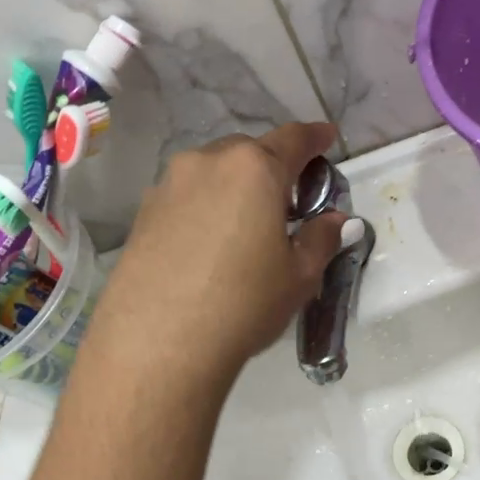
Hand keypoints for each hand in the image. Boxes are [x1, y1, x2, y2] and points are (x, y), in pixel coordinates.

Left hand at [101, 122, 346, 375]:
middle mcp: (208, 162)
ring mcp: (169, 185)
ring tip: (248, 227)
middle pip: (249, 153)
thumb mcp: (299, 276)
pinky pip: (187, 197)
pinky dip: (206, 208)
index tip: (327, 138)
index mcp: (254, 169)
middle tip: (290, 202)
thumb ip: (321, 239)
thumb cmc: (244, 303)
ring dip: (236, 188)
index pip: (293, 139)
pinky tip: (212, 246)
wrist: (159, 341)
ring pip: (214, 173)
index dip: (314, 138)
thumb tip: (335, 220)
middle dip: (273, 168)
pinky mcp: (144, 212)